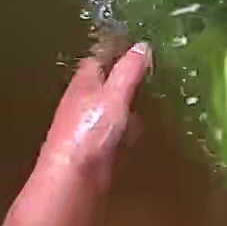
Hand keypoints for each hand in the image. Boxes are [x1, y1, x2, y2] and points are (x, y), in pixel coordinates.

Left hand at [38, 43, 150, 184]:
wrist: (72, 181)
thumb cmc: (90, 131)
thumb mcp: (114, 95)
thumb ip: (128, 71)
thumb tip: (142, 45)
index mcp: (83, 82)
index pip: (98, 57)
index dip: (116, 49)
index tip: (139, 44)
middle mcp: (82, 101)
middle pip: (103, 82)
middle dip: (124, 74)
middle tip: (152, 68)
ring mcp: (87, 126)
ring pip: (110, 106)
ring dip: (127, 101)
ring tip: (153, 95)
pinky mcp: (95, 149)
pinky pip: (115, 130)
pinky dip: (128, 126)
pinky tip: (142, 129)